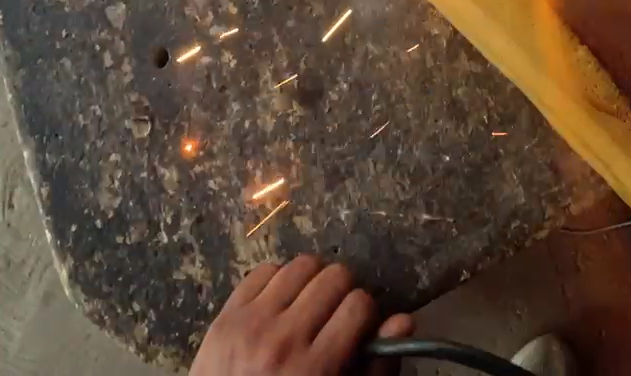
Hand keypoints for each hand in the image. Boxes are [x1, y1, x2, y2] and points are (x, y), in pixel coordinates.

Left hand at [190, 255, 414, 375]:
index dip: (365, 313)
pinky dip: (278, 283)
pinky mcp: (226, 315)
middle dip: (342, 293)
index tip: (359, 327)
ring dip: (312, 282)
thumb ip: (375, 370)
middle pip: (334, 276)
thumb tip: (404, 320)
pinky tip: (280, 306)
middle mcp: (283, 340)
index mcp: (314, 370)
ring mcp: (250, 324)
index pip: (359, 305)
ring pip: (301, 265)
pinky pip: (264, 271)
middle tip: (334, 316)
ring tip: (308, 306)